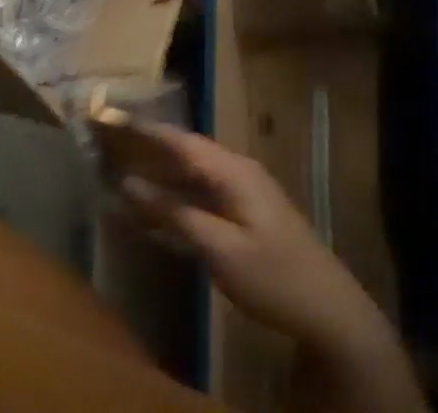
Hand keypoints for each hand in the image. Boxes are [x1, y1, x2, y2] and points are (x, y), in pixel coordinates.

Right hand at [120, 126, 393, 361]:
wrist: (334, 317)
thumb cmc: (275, 277)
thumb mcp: (219, 247)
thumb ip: (172, 212)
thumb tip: (127, 182)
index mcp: (233, 171)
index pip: (177, 138)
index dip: (140, 128)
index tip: (103, 118)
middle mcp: (237, 173)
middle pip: (182, 152)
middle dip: (143, 149)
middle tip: (102, 147)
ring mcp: (242, 194)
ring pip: (189, 174)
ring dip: (155, 175)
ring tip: (115, 173)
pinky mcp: (244, 215)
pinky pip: (198, 194)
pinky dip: (172, 197)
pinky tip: (149, 208)